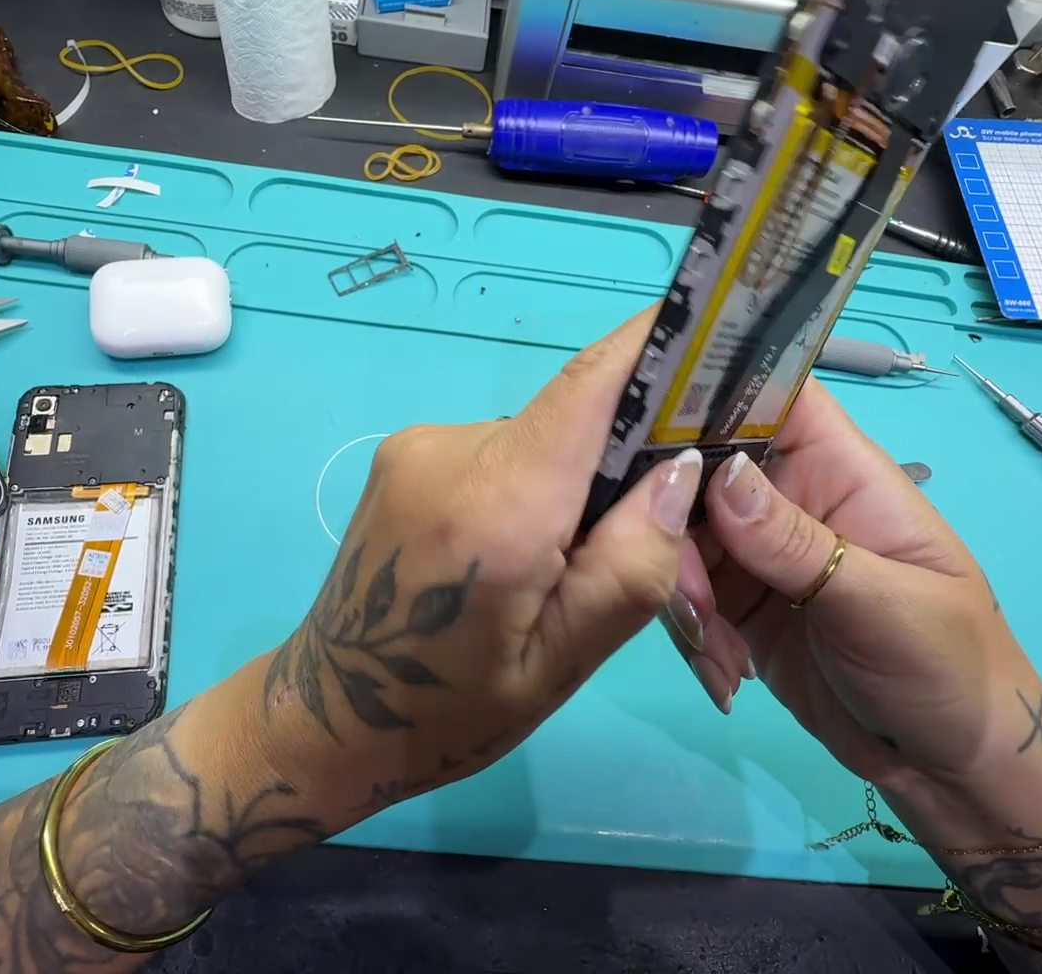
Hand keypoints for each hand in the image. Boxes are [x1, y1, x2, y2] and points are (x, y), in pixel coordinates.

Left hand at [259, 310, 704, 814]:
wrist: (328, 710)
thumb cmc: (449, 708)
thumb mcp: (562, 664)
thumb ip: (630, 566)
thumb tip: (680, 468)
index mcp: (495, 505)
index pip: (588, 389)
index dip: (653, 348)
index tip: (713, 331)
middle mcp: (450, 450)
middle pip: (570, 420)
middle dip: (620, 459)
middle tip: (639, 534)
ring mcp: (417, 445)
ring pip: (536, 440)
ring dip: (567, 483)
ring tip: (560, 564)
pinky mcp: (403, 454)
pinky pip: (497, 453)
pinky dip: (526, 486)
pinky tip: (512, 551)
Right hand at [673, 377, 1041, 808]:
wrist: (948, 766)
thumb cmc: (950, 668)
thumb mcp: (883, 604)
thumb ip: (799, 542)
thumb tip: (718, 474)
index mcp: (837, 470)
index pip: (769, 396)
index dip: (708, 387)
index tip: (642, 413)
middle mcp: (787, 497)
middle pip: (701, 468)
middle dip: (675, 522)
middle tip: (684, 593)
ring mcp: (755, 550)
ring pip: (681, 534)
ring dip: (679, 587)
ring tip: (712, 649)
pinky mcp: (735, 599)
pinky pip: (685, 589)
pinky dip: (688, 627)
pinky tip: (720, 670)